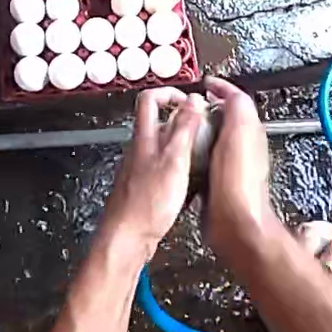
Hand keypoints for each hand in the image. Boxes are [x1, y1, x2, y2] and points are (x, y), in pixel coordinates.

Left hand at [99, 88, 209, 260]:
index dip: (169, 93)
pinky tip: (192, 180)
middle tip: (204, 127)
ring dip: (183, 144)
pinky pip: (164, 167)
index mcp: (144, 138)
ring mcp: (141, 168)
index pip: (149, 99)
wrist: (127, 239)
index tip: (190, 100)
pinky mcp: (145, 187)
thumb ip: (184, 130)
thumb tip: (193, 101)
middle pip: (158, 121)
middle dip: (182, 119)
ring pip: (163, 145)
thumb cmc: (147, 204)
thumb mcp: (174, 161)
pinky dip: (180, 166)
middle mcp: (139, 149)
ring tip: (203, 153)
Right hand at [202, 77, 283, 258]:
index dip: (221, 88)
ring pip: (216, 138)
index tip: (205, 83)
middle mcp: (243, 147)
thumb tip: (227, 91)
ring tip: (184, 124)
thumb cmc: (238, 182)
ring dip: (201, 129)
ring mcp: (231, 166)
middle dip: (209, 107)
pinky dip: (196, 152)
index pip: (237, 99)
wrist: (235, 223)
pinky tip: (184, 155)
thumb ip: (237, 106)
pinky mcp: (218, 182)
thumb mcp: (239, 131)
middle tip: (191, 102)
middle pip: (226, 118)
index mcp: (249, 131)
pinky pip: (206, 160)